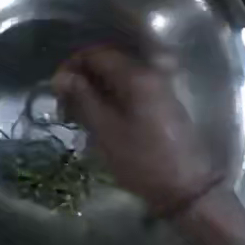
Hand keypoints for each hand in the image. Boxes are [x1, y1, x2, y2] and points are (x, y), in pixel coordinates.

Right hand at [53, 47, 225, 218]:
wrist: (187, 190)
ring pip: (117, 75)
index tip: (56, 87)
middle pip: (107, 61)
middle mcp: (150, 72)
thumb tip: (61, 76)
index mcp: (136, 75)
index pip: (96, 53)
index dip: (72, 65)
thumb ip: (82, 97)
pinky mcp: (161, 102)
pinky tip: (98, 115)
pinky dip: (110, 95)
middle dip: (82, 76)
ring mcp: (159, 86)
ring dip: (95, 87)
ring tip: (77, 111)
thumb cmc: (142, 160)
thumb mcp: (105, 129)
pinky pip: (129, 88)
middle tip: (64, 101)